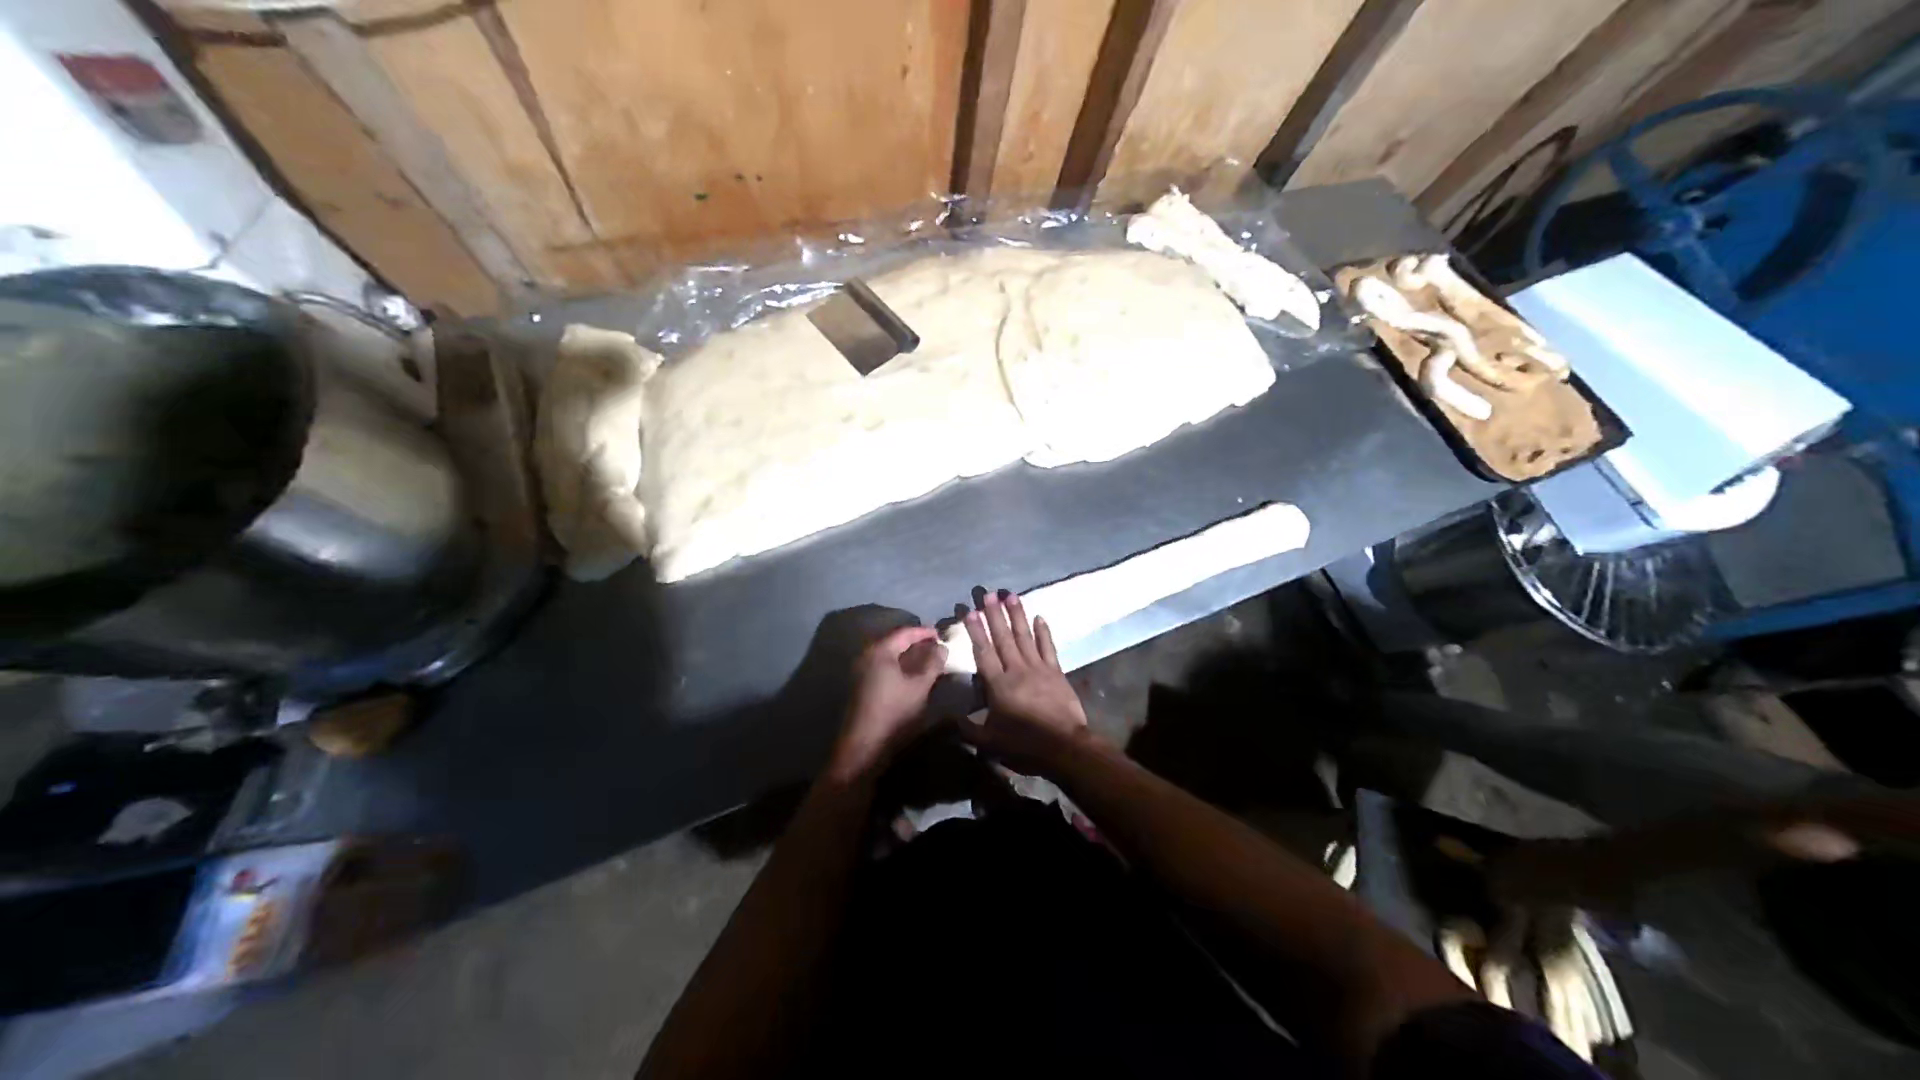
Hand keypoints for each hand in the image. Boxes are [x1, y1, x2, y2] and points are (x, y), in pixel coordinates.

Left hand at [830, 625, 946, 780]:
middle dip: (918, 644)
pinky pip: (885, 669)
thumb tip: (941, 647)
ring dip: (910, 658)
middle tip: (938, 648)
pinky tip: (915, 678)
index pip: (905, 632)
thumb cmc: (894, 712)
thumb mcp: (920, 686)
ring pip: (890, 657)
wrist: (864, 746)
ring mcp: (862, 672)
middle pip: (895, 642)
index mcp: (879, 651)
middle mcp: (867, 656)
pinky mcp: (863, 687)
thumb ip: (932, 663)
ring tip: (931, 662)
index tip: (943, 635)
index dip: (925, 632)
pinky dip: (901, 668)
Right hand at [956, 591, 1090, 774]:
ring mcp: (1038, 669)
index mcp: (998, 685)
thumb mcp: (990, 742)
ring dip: (1017, 615)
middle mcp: (1017, 670)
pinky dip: (1043, 632)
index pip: (983, 652)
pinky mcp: (1056, 672)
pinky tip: (1039, 617)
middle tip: (988, 593)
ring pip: (1025, 637)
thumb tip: (951, 719)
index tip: (970, 611)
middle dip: (994, 615)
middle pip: (1003, 638)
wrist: (1065, 746)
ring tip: (1010, 595)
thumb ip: (969, 729)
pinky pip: (1048, 647)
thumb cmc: (1024, 744)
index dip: (976, 631)